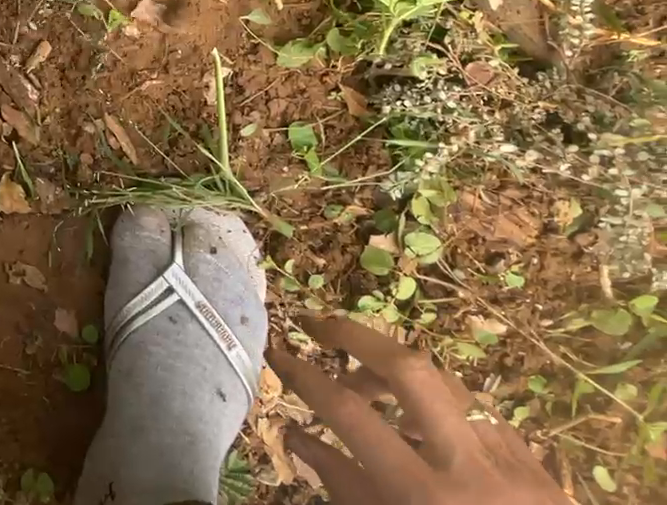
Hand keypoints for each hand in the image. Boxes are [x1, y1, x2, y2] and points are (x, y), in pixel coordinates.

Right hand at [268, 316, 567, 504]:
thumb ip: (341, 482)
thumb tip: (295, 434)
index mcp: (423, 495)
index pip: (347, 411)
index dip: (303, 374)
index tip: (275, 353)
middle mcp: (470, 469)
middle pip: (409, 370)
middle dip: (354, 336)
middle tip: (317, 327)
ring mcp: (514, 465)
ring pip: (446, 381)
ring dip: (393, 372)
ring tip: (364, 384)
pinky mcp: (540, 469)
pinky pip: (478, 411)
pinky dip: (437, 402)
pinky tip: (417, 416)